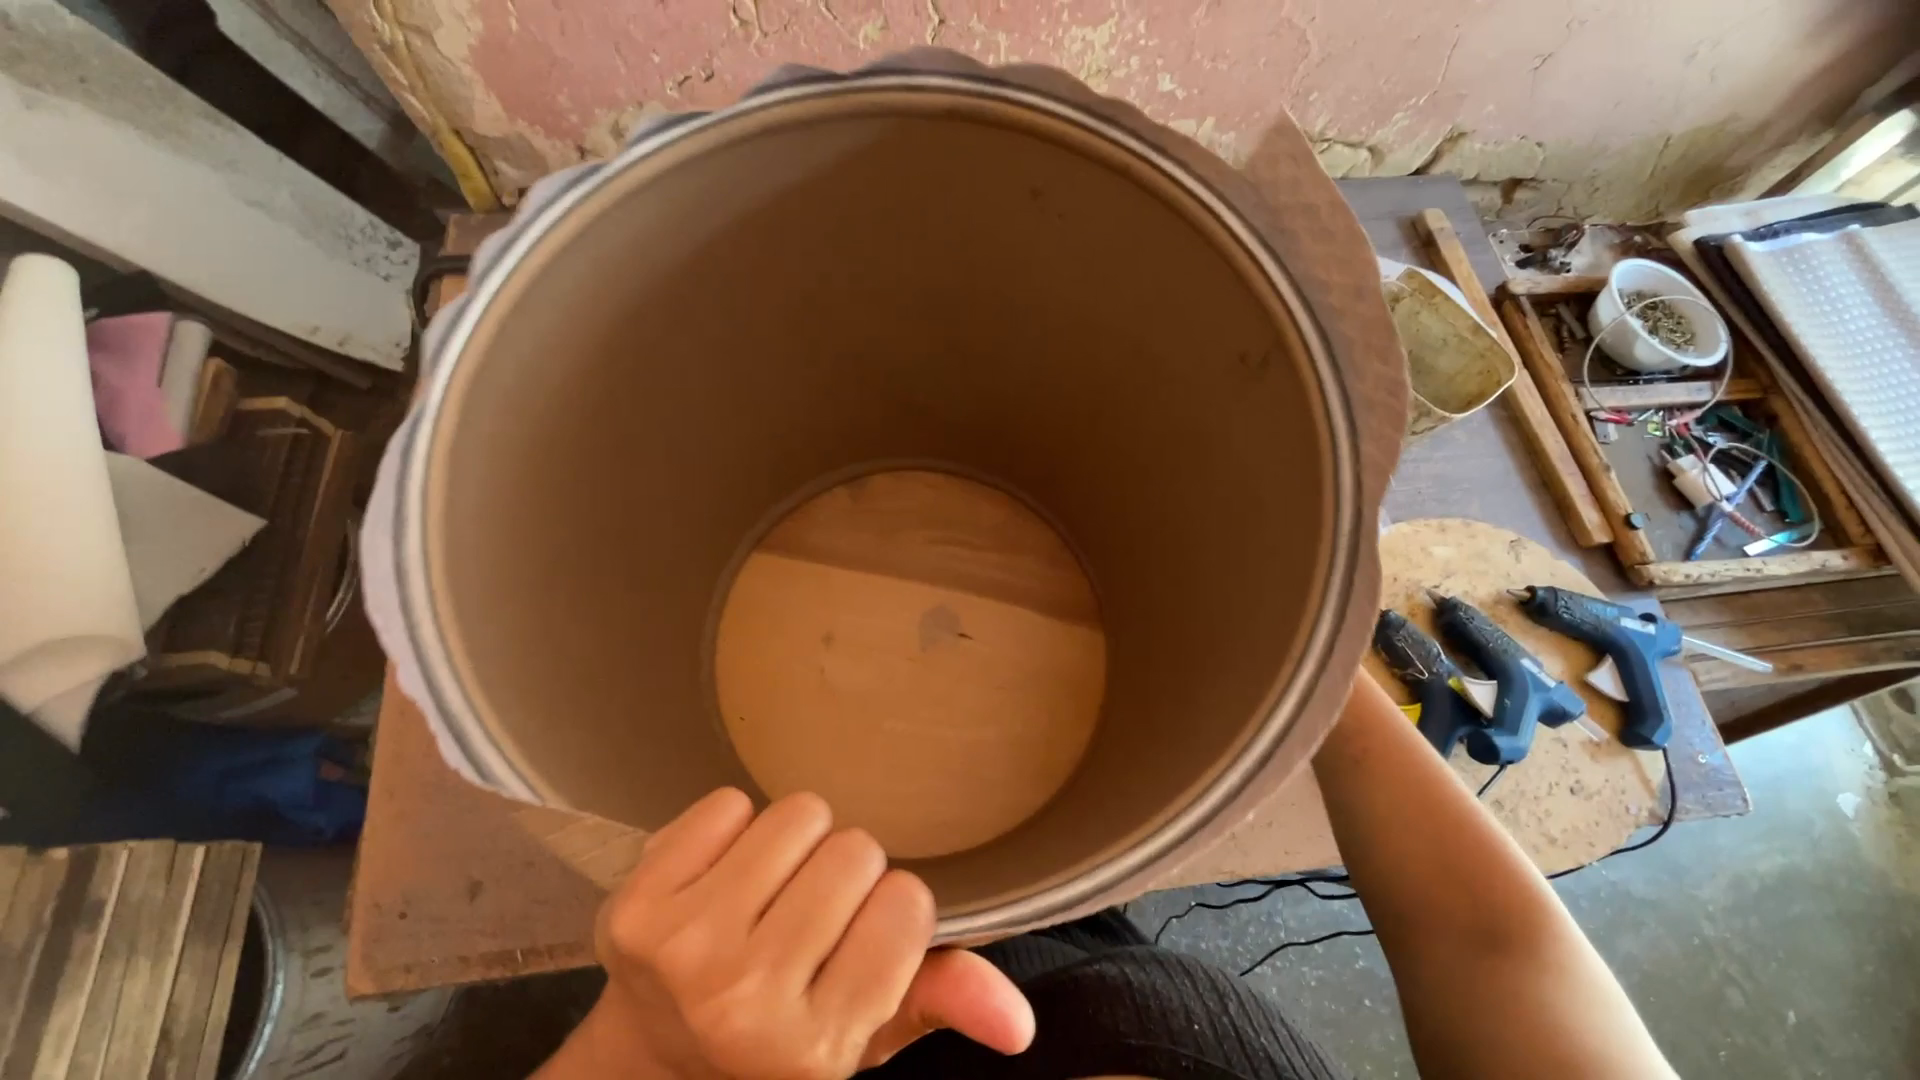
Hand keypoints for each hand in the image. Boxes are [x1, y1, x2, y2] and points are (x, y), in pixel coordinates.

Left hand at [550, 788, 1034, 1078]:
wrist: (649, 1059)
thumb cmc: (775, 1042)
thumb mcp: (866, 1037)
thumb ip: (941, 1006)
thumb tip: (1019, 1019)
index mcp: (816, 1043)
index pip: (907, 906)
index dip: (893, 906)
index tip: (864, 932)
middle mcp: (748, 1000)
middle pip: (856, 852)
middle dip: (847, 872)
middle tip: (813, 912)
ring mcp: (686, 949)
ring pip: (799, 816)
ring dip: (798, 842)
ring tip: (773, 889)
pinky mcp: (638, 904)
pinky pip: (727, 805)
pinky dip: (736, 829)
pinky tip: (724, 877)